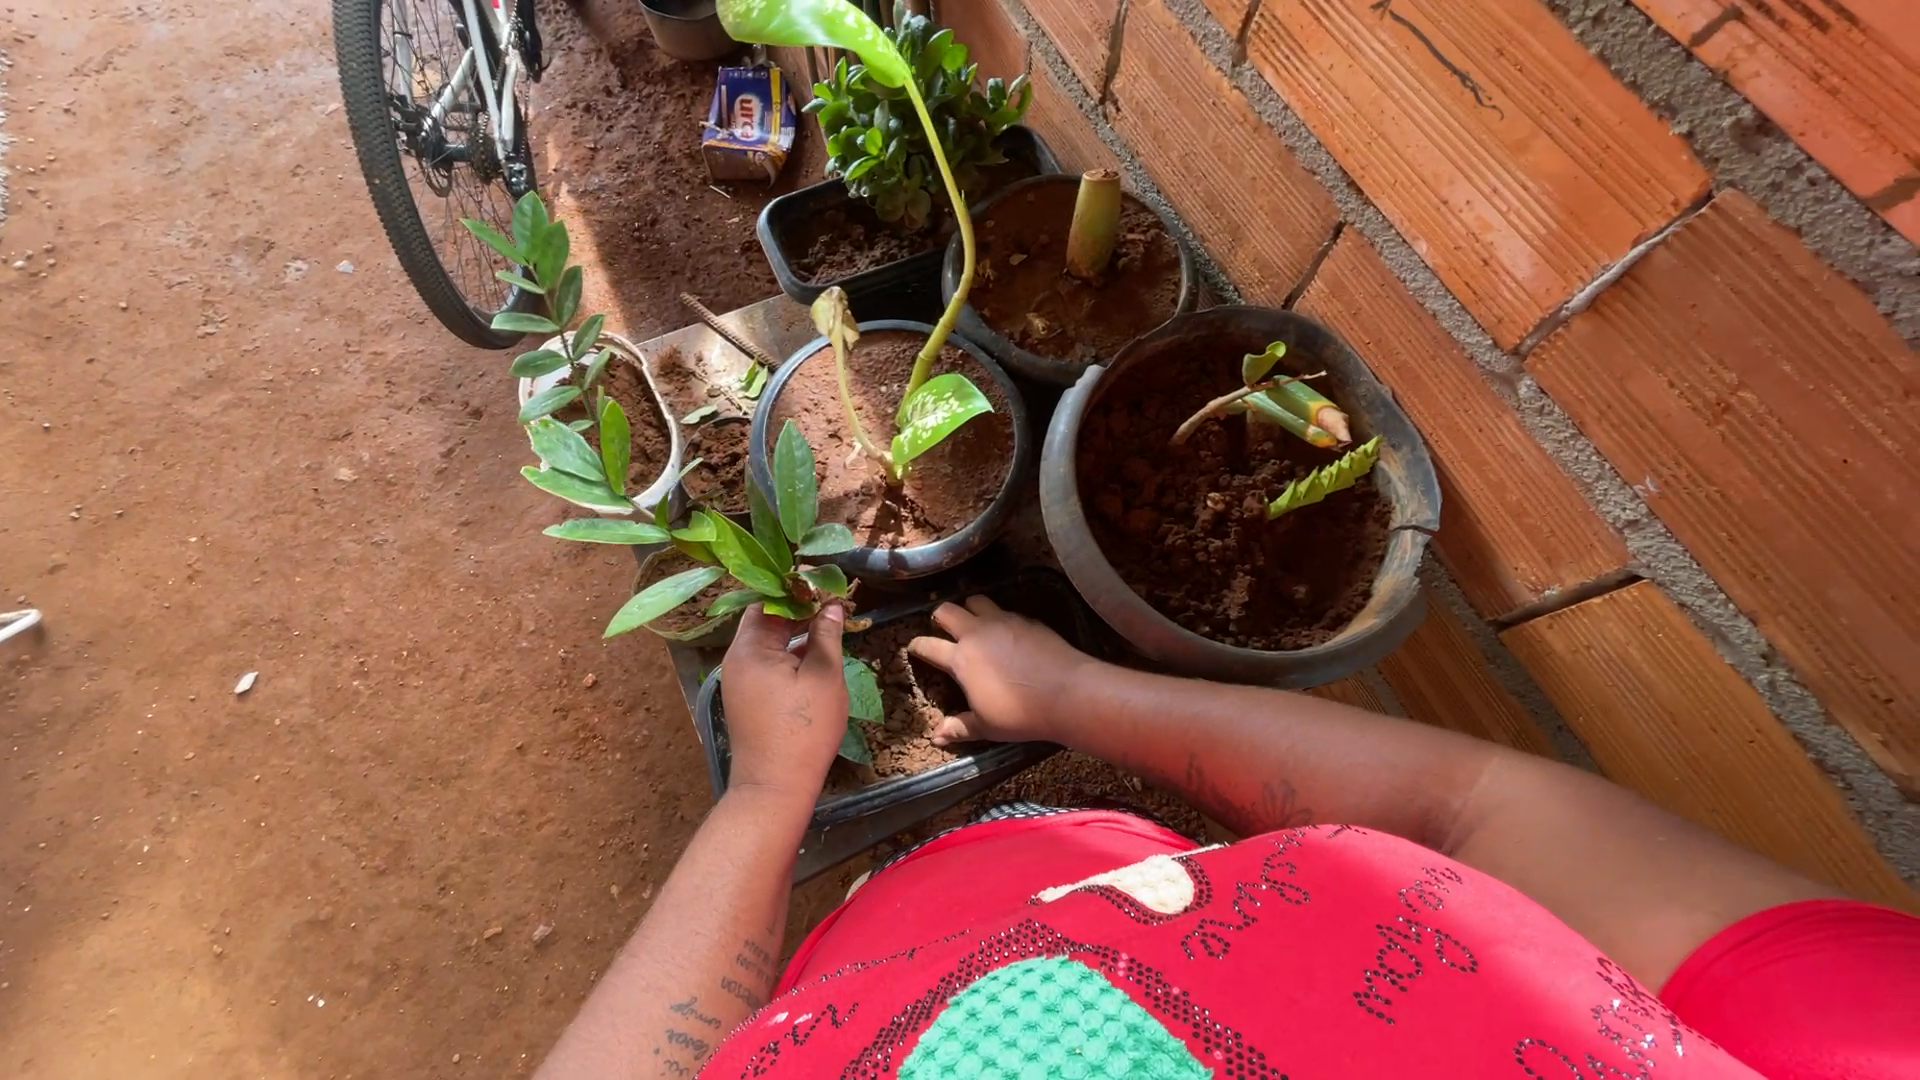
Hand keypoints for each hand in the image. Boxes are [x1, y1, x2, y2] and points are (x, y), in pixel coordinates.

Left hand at [721, 603, 847, 804]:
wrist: (775, 786)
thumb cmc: (803, 727)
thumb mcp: (823, 675)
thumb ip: (826, 635)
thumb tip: (831, 606)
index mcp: (750, 647)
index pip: (769, 601)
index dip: (797, 589)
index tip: (826, 583)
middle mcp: (737, 659)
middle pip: (767, 620)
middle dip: (799, 610)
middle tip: (833, 603)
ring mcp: (740, 680)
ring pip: (770, 643)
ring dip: (797, 632)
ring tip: (830, 625)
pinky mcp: (748, 698)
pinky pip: (768, 663)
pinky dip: (790, 654)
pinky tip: (816, 655)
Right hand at [907, 595, 1095, 745]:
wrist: (1067, 693)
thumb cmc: (1021, 714)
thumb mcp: (986, 726)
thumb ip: (959, 728)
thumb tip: (936, 737)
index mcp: (961, 658)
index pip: (930, 646)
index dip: (918, 645)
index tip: (913, 646)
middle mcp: (978, 633)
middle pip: (948, 611)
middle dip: (940, 617)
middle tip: (941, 626)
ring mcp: (1003, 621)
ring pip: (977, 601)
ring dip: (969, 608)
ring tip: (973, 621)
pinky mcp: (1027, 619)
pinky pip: (1005, 610)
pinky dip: (998, 617)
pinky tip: (1006, 632)